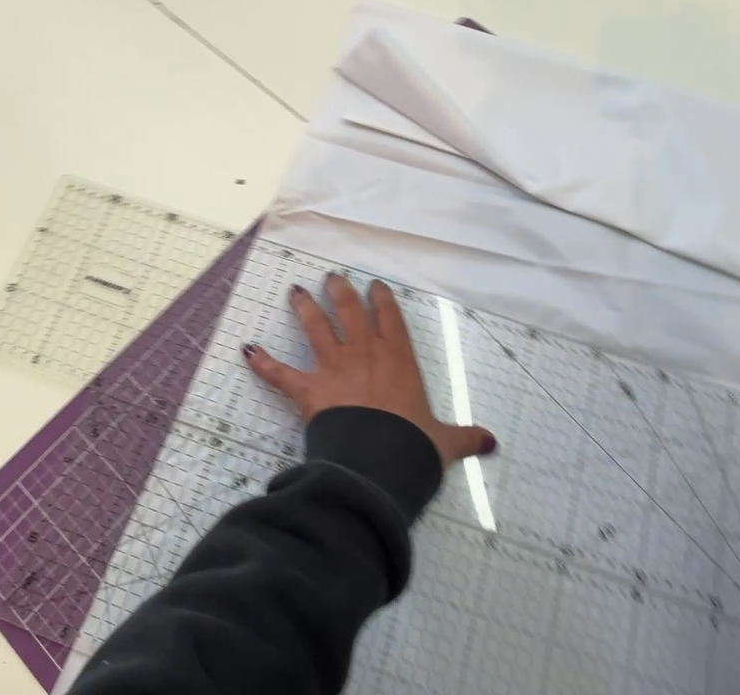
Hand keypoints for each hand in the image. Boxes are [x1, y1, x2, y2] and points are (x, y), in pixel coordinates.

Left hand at [243, 273, 497, 464]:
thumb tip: (490, 443)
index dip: (382, 299)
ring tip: (295, 292)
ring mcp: (334, 368)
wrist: (378, 462)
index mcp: (398, 360)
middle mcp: (365, 354)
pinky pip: (281, 373)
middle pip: (350, 312)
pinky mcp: (309, 389)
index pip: (390, 319)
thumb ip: (464, 437)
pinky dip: (262, 363)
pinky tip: (248, 350)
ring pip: (316, 328)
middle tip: (331, 277)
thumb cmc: (412, 446)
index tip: (374, 285)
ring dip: (304, 309)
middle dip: (340, 291)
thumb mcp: (443, 441)